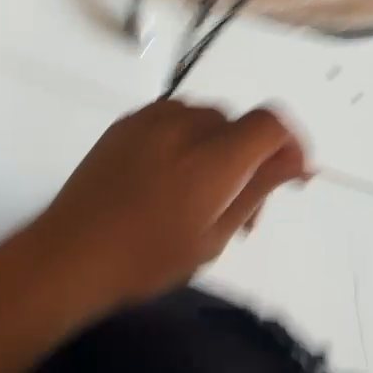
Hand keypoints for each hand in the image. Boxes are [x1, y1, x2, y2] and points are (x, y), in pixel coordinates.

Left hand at [13, 101, 307, 313]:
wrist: (74, 249)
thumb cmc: (149, 255)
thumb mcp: (215, 235)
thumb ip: (258, 188)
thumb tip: (298, 160)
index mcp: (209, 157)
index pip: (268, 122)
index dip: (289, 144)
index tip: (290, 176)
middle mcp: (181, 124)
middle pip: (235, 122)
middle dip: (249, 156)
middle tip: (240, 209)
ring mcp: (149, 118)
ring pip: (203, 118)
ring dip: (215, 146)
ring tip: (202, 195)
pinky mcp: (125, 120)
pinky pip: (171, 117)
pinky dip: (185, 138)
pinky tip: (170, 176)